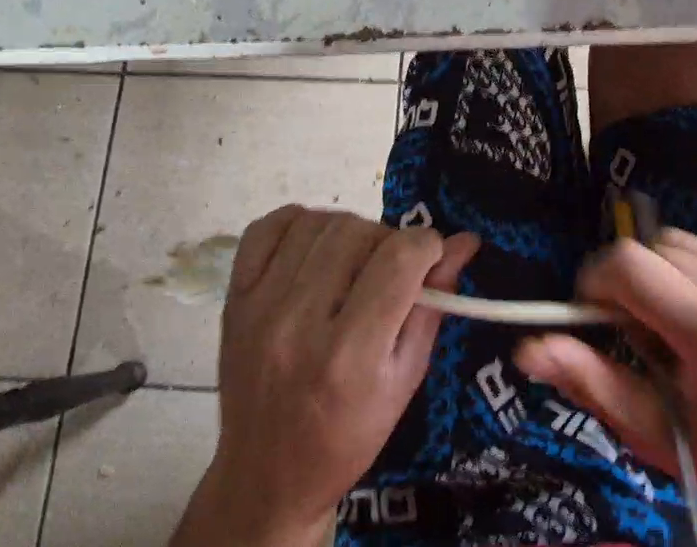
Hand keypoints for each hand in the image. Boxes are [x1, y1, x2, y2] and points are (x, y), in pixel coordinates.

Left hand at [172, 206, 478, 546]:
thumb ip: (433, 306)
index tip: (432, 255)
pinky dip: (299, 224)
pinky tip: (315, 249)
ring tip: (355, 260)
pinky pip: (266, 227)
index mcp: (350, 355)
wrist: (268, 474)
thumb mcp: (406, 380)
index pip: (399, 260)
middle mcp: (299, 323)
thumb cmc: (349, 435)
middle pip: (357, 233)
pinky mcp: (233, 298)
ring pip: (316, 223)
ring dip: (348, 230)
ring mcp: (258, 307)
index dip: (427, 244)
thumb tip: (463, 243)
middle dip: (389, 239)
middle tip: (393, 267)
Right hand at [515, 230, 696, 545]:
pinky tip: (691, 315)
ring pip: (670, 242)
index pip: (629, 263)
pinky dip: (679, 272)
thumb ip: (588, 379)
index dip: (595, 284)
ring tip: (664, 327)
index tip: (594, 321)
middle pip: (646, 248)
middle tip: (633, 336)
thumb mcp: (648, 428)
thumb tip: (527, 349)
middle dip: (624, 285)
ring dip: (651, 275)